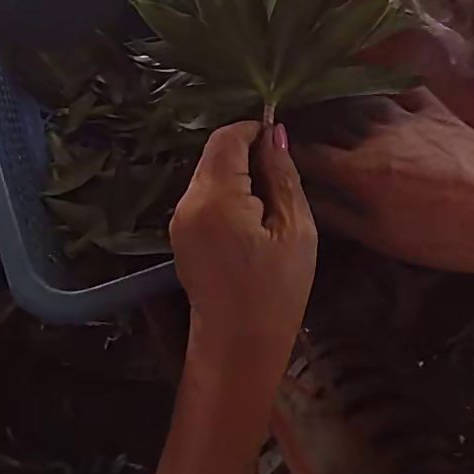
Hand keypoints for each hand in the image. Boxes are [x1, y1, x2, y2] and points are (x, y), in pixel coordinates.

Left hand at [171, 121, 316, 376]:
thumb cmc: (276, 291)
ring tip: (268, 201)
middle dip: (245, 152)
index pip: (227, 138)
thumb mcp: (295, 231)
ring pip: (206, 172)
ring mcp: (178, 217)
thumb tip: (275, 133)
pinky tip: (249, 216)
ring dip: (236, 172)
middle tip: (280, 175)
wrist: (237, 344)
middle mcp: (188, 201)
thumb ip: (282, 176)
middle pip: (213, 153)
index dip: (253, 129)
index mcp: (216, 198)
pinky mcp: (178, 231)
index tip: (279, 140)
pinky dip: (225, 192)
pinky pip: (201, 194)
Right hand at [291, 90, 473, 284]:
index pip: (305, 152)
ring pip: (358, 98)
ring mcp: (406, 115)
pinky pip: (401, 87)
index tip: (263, 145)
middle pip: (326, 118)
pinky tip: (373, 80)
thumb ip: (336, 214)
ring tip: (318, 97)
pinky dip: (382, 82)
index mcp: (356, 168)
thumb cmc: (446, 236)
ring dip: (334, 97)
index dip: (280, 148)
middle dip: (302, 117)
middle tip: (286, 115)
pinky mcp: (437, 109)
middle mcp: (373, 133)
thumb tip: (299, 197)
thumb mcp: (383, 237)